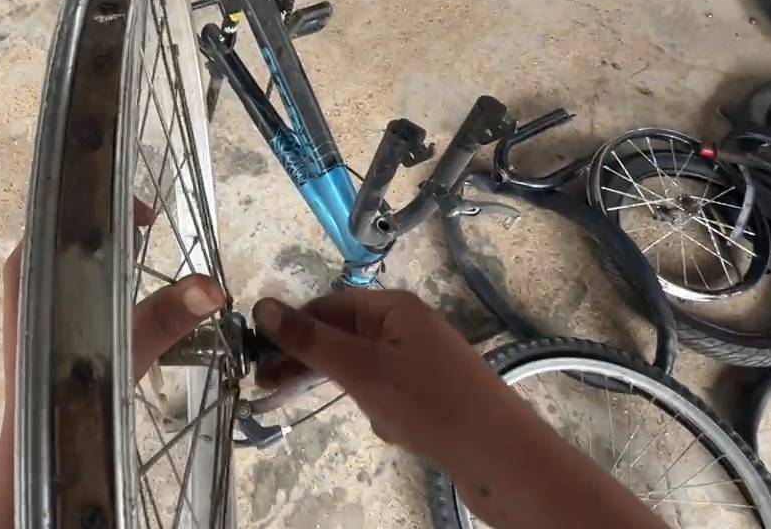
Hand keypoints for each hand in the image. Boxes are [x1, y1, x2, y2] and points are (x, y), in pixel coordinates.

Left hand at [0, 205, 226, 404]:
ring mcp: (28, 288)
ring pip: (71, 249)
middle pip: (72, 227)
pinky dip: (96, 267)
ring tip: (138, 254)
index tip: (147, 218)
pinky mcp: (35, 308)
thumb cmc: (82, 388)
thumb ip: (168, 314)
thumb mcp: (129, 345)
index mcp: (33, 262)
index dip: (110, 204)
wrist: (49, 440)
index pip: (69, 210)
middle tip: (146, 237)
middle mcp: (25, 267)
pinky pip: (68, 269)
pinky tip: (120, 281)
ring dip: (106, 247)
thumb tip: (211, 286)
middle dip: (113, 226)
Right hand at [251, 290, 493, 461]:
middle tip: (267, 385)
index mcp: (392, 307)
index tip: (260, 356)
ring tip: (326, 407)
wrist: (511, 465)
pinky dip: (375, 403)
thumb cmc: (431, 406)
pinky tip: (385, 426)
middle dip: (308, 359)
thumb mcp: (362, 370)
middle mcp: (407, 326)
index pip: (327, 306)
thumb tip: (261, 305)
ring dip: (343, 383)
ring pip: (363, 364)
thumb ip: (309, 339)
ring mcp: (423, 360)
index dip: (292, 327)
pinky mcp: (435, 394)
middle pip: (342, 333)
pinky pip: (388, 388)